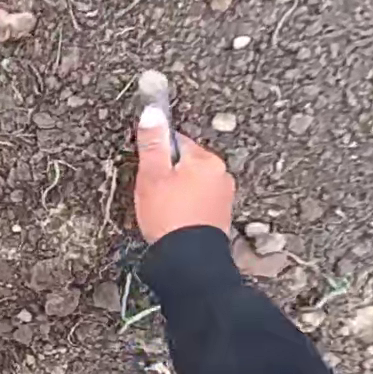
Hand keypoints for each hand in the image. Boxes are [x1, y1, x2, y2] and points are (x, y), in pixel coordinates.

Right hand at [133, 105, 235, 243]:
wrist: (189, 261)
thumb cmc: (169, 217)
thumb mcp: (152, 176)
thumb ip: (153, 143)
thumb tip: (152, 112)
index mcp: (206, 160)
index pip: (176, 141)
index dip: (157, 156)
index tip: (149, 172)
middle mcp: (221, 174)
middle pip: (185, 162)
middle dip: (168, 175)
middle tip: (153, 194)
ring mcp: (223, 195)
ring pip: (192, 182)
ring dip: (177, 191)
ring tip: (164, 211)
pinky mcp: (221, 214)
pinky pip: (199, 200)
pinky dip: (186, 206)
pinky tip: (175, 220)